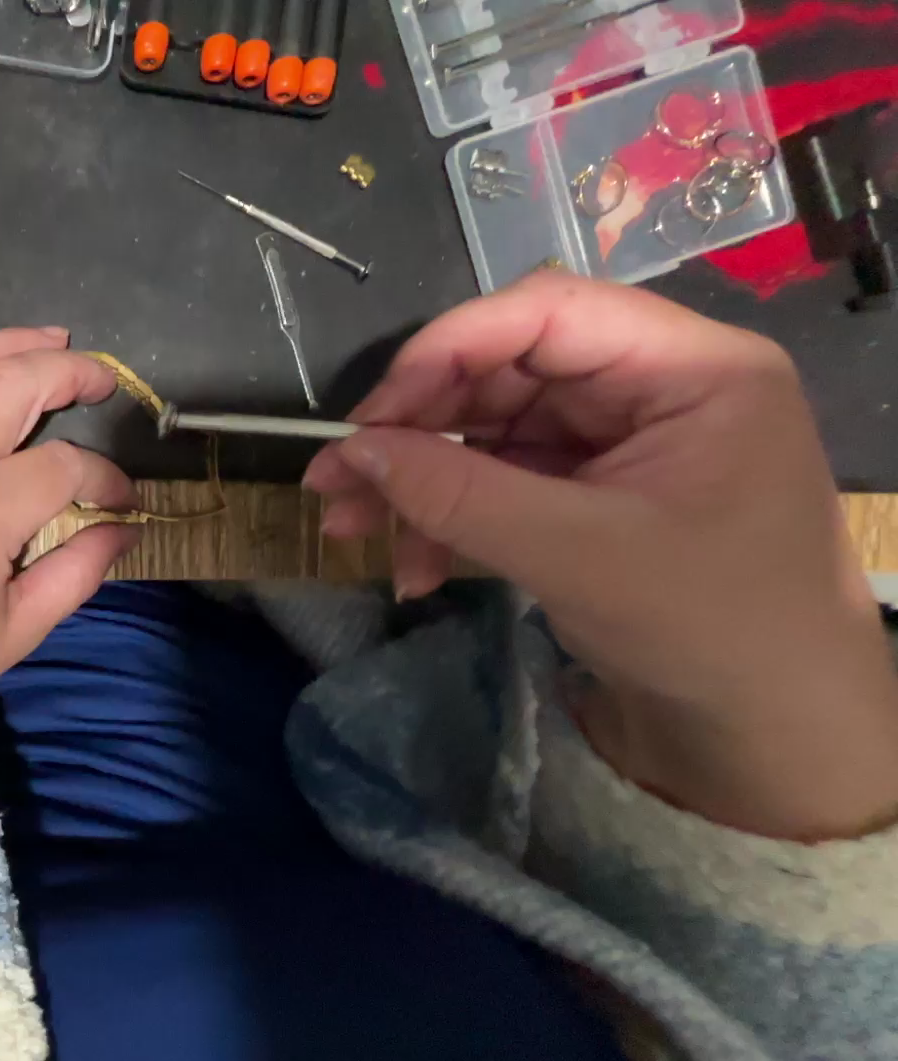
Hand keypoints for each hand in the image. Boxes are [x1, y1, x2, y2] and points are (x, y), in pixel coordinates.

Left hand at [0, 304, 139, 804]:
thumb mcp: (15, 632)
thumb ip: (78, 573)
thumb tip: (125, 529)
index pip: (64, 467)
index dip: (106, 479)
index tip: (122, 501)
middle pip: (14, 384)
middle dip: (70, 370)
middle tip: (101, 380)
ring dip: (5, 340)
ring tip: (48, 336)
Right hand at [303, 273, 897, 838]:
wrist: (754, 721)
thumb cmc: (705, 624)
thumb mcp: (572, 553)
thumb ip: (455, 493)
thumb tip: (350, 449)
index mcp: (685, 371)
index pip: (544, 314)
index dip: (444, 350)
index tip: (368, 417)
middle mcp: (641, 389)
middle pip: (492, 374)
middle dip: (406, 432)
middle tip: (331, 480)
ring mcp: (601, 440)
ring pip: (473, 431)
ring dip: (406, 482)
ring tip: (347, 528)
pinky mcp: (570, 487)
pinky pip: (480, 481)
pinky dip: (436, 521)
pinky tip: (413, 569)